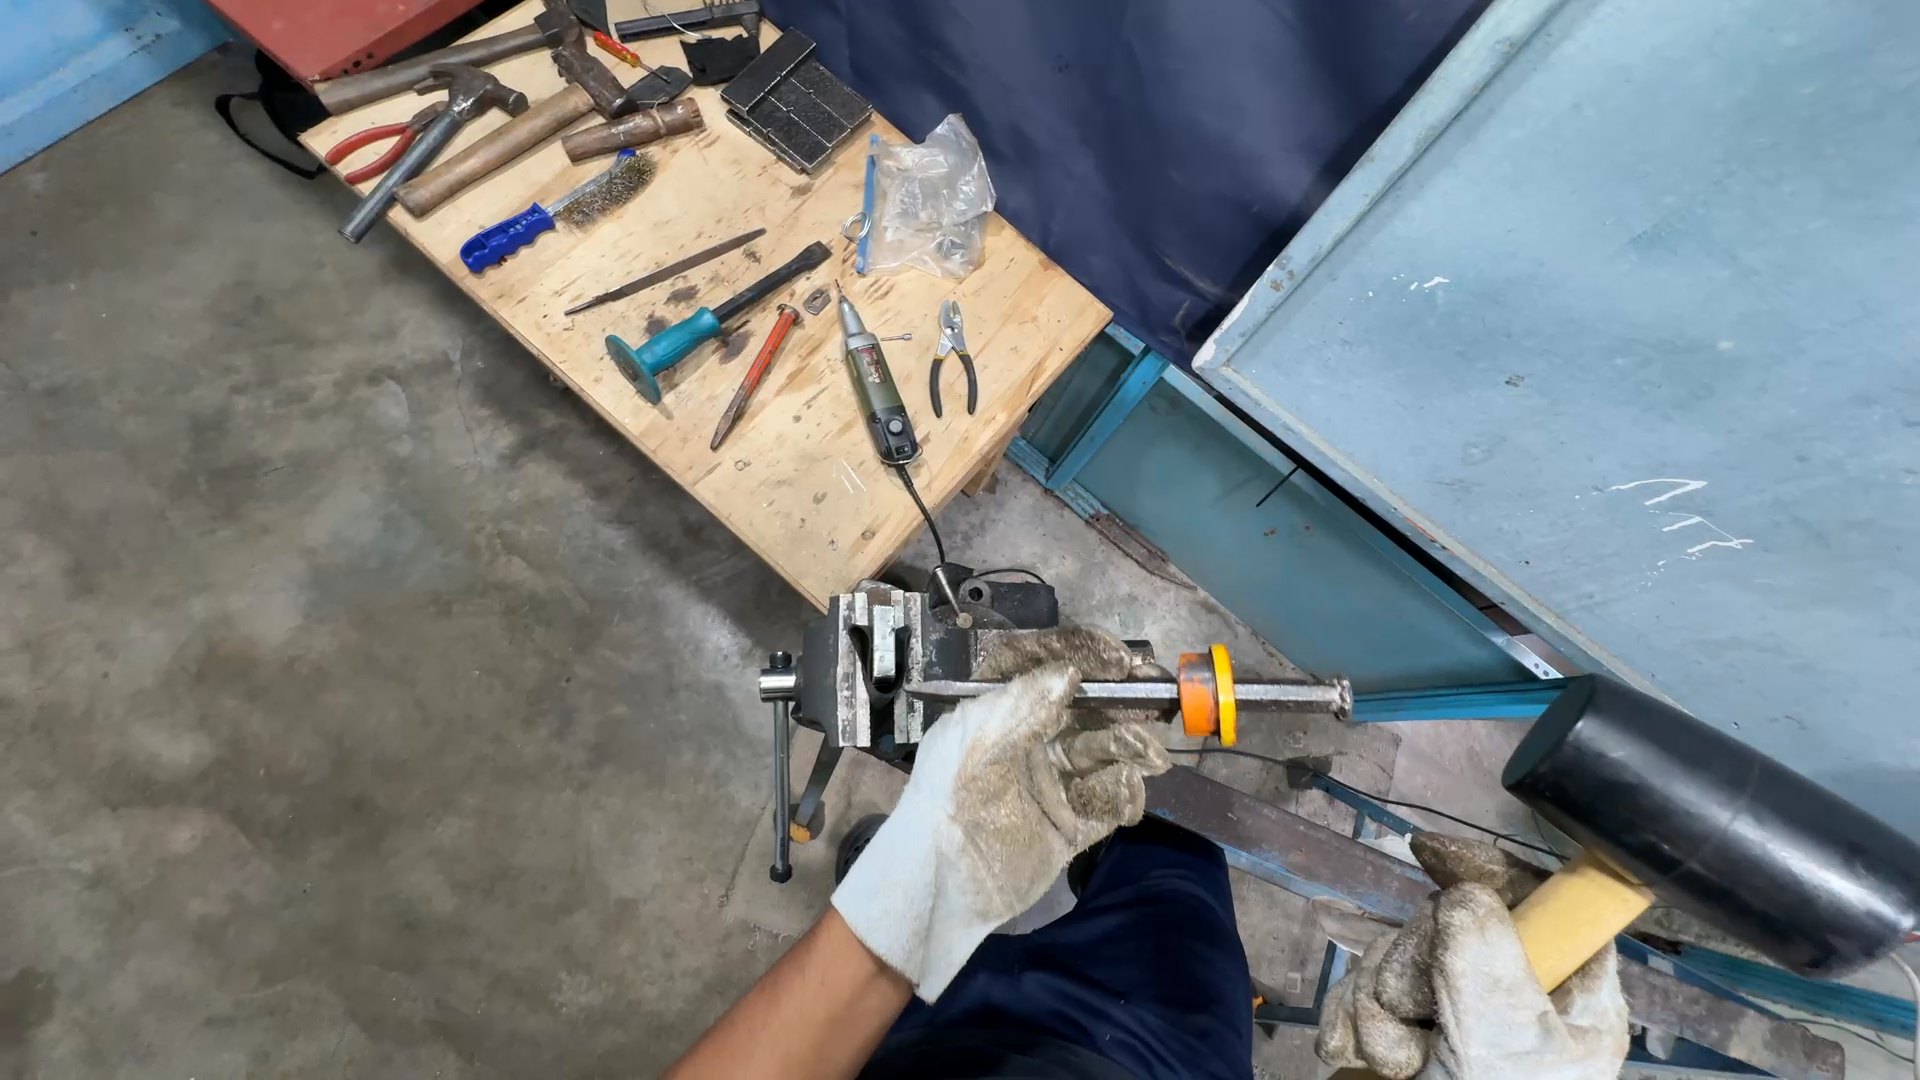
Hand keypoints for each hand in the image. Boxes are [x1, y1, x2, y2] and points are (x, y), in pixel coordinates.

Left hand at [831, 626, 1172, 1000]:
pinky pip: (1107, 802)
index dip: (1082, 656)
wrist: (938, 882)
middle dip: (1121, 697)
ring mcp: (1052, 784)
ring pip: (1103, 752)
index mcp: (1002, 712)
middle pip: (1085, 708)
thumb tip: (1070, 672)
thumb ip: (1021, 703)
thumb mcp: (973, 736)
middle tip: (1156, 690)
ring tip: (1148, 753)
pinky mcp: (1069, 827)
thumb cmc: (946, 793)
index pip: (1047, 670)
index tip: (1116, 657)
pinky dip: (1123, 792)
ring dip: (1128, 744)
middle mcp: (1030, 741)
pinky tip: (1127, 789)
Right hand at [1315, 836, 1629, 1079]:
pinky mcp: (1399, 1017)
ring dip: (1377, 1004)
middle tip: (1418, 1019)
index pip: (1539, 895)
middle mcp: (1506, 986)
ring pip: (1391, 951)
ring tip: (1395, 1058)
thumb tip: (1461, 892)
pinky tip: (1359, 1052)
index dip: (1485, 865)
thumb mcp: (1506, 1042)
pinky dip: (1350, 1017)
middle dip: (1409, 968)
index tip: (1428, 855)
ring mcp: (1448, 1002)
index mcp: (1564, 990)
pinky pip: (1358, 983)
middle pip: (1441, 920)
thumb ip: (1487, 957)